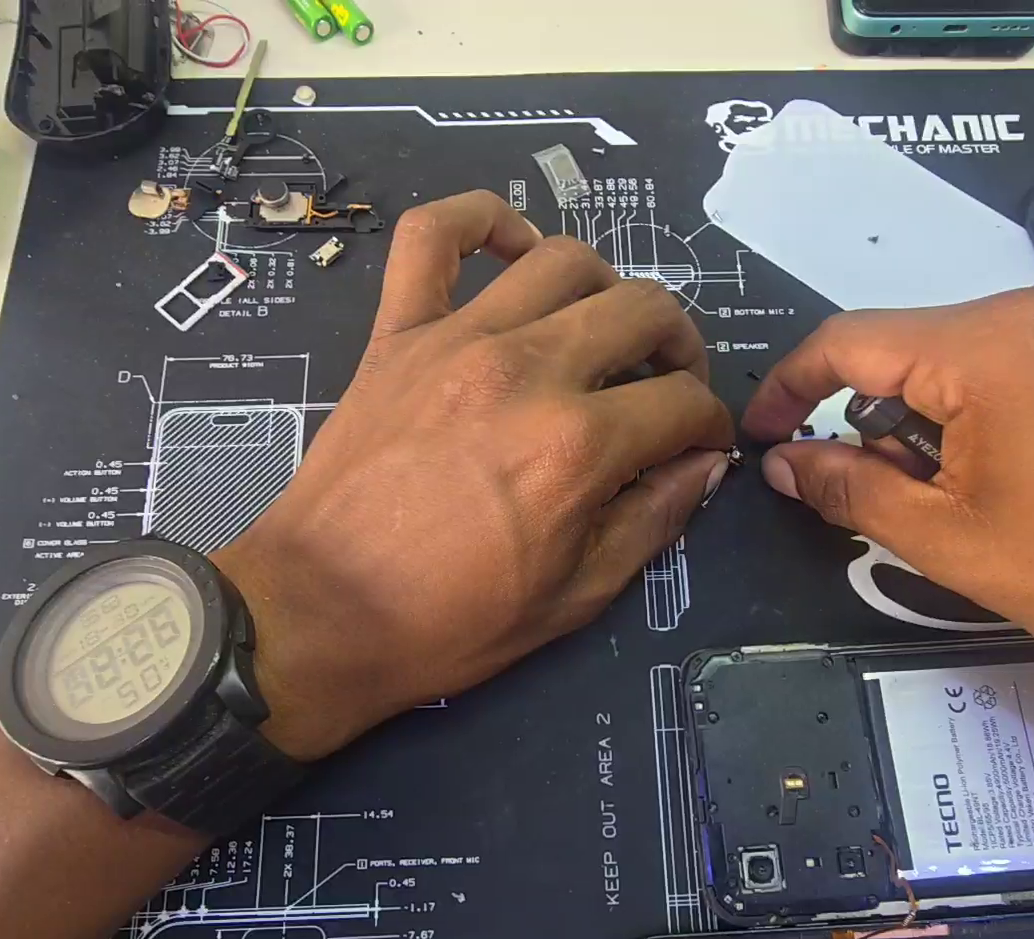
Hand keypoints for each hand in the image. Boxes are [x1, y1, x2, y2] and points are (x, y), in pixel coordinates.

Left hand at [216, 191, 733, 760]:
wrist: (324, 614)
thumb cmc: (450, 623)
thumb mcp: (576, 597)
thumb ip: (653, 520)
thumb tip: (702, 463)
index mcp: (579, 446)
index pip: (684, 403)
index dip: (709, 425)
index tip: (700, 446)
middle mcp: (528, 371)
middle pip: (642, 311)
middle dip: (680, 347)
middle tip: (669, 387)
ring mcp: (456, 340)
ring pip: (563, 260)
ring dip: (608, 289)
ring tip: (604, 332)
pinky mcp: (396, 334)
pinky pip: (432, 237)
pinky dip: (479, 220)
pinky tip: (513, 247)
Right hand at [743, 264, 1033, 724]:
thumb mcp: (953, 543)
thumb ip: (850, 488)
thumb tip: (780, 463)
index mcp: (998, 342)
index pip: (848, 342)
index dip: (787, 389)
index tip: (759, 438)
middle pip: (908, 351)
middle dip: (873, 424)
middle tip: (882, 503)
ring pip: (961, 357)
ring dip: (929, 423)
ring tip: (965, 502)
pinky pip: (1018, 358)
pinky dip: (982, 410)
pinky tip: (1016, 474)